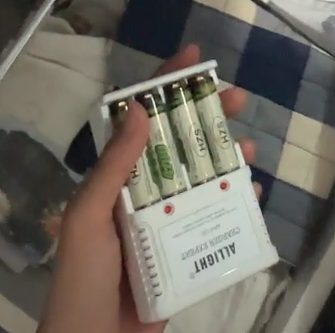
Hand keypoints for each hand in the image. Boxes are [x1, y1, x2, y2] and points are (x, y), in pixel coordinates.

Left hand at [39, 46, 255, 332]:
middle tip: (238, 97)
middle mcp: (142, 190)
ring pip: (202, 173)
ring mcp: (165, 219)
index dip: (164, 84)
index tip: (193, 57)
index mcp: (115, 176)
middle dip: (207, 113)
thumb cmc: (82, 278)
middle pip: (178, 139)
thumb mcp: (88, 218)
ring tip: (249, 148)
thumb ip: (113, 166)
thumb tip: (138, 107)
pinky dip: (235, 198)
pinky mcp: (184, 250)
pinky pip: (214, 215)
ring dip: (227, 154)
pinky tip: (252, 191)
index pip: (139, 118)